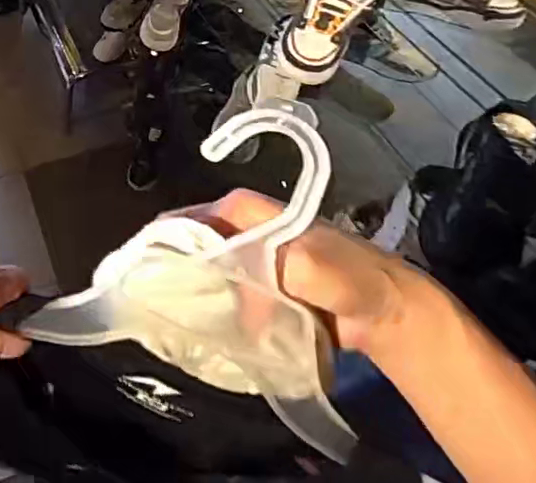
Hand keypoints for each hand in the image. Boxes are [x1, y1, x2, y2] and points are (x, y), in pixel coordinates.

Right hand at [166, 188, 416, 354]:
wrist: (386, 311)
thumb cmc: (351, 278)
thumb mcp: (319, 266)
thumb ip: (282, 264)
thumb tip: (243, 273)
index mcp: (255, 213)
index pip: (204, 214)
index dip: (176, 230)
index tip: (149, 252)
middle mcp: (250, 230)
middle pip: (202, 238)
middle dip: (178, 258)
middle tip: (154, 285)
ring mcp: (256, 257)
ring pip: (213, 264)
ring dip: (197, 285)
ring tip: (173, 307)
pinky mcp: (262, 284)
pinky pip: (230, 289)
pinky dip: (218, 303)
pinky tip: (207, 322)